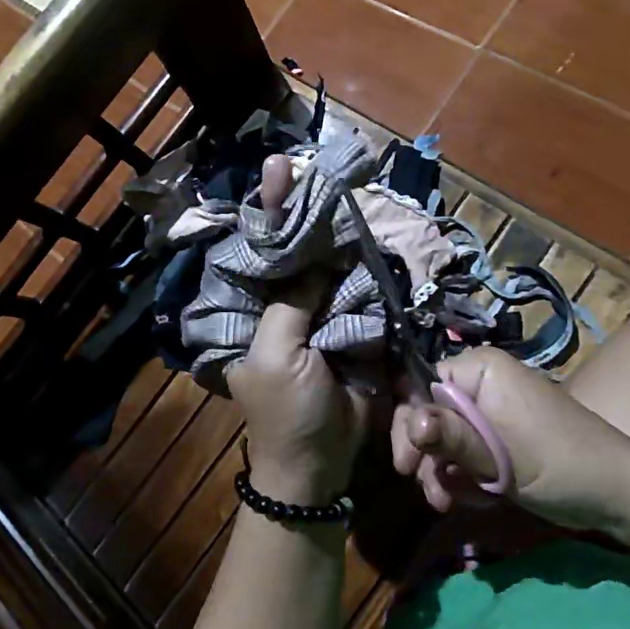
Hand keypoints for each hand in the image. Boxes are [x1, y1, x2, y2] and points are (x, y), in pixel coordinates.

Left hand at [224, 154, 372, 504]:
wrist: (324, 464)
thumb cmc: (287, 413)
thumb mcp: (276, 357)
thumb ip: (291, 304)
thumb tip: (314, 258)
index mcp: (255, 311)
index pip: (260, 252)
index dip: (270, 212)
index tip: (280, 169)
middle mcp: (289, 306)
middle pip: (300, 254)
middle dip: (308, 214)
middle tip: (318, 164)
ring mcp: (325, 316)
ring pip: (335, 270)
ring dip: (342, 237)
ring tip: (347, 182)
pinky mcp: (358, 330)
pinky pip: (364, 295)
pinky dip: (369, 271)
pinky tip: (373, 236)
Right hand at [390, 347, 629, 528]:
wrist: (616, 492)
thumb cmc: (561, 466)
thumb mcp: (502, 458)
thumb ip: (454, 438)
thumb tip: (411, 421)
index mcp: (482, 370)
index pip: (423, 387)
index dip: (411, 425)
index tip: (408, 467)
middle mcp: (483, 382)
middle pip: (430, 414)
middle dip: (428, 458)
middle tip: (435, 496)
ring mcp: (492, 408)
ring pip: (445, 438)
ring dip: (446, 474)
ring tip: (457, 503)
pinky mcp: (501, 434)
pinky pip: (467, 450)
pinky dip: (466, 476)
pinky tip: (480, 497)